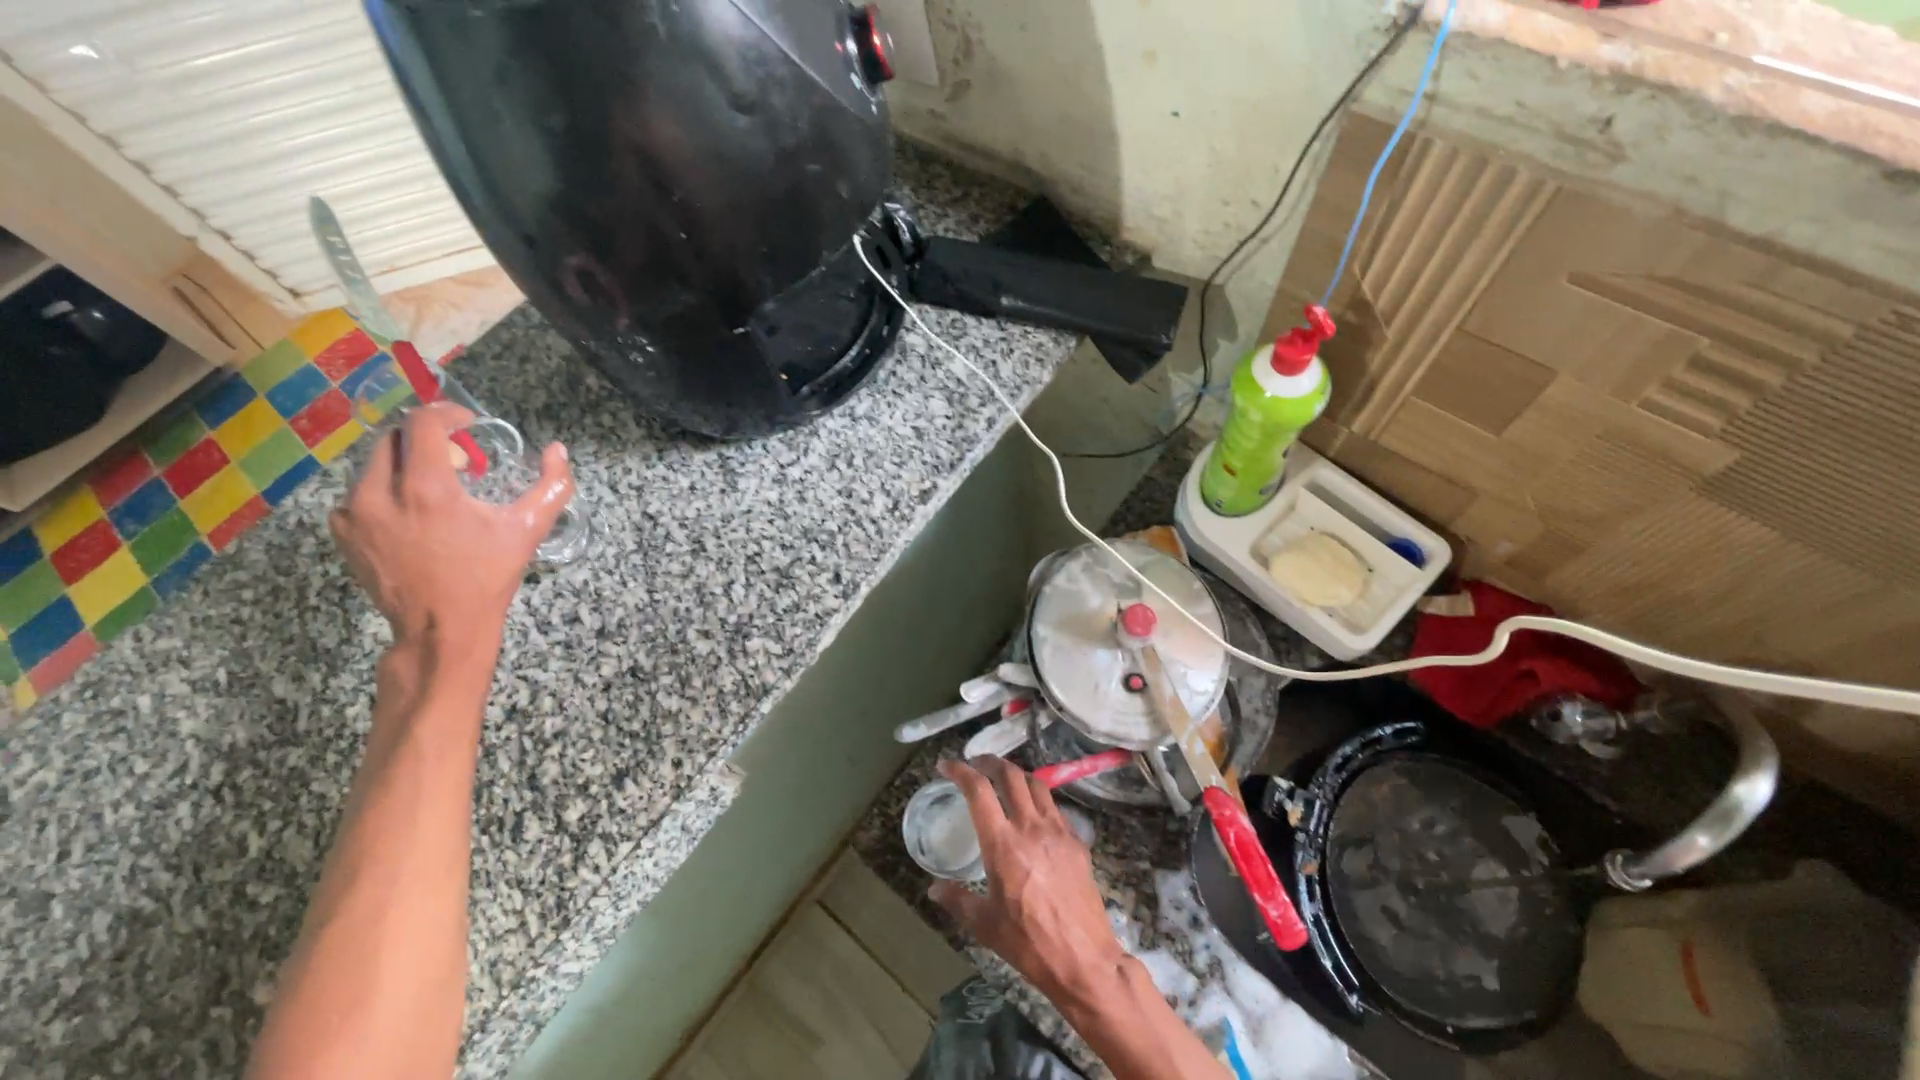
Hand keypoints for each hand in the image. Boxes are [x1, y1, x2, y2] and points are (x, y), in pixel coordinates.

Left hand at [330, 402, 574, 650]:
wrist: (440, 629)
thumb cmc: (487, 578)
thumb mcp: (527, 530)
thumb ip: (552, 486)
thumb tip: (558, 450)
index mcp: (426, 488)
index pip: (423, 422)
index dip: (447, 413)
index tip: (466, 423)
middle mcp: (380, 492)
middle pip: (395, 437)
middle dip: (428, 440)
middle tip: (457, 461)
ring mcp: (356, 514)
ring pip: (374, 463)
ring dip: (405, 464)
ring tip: (433, 488)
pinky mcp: (344, 533)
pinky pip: (358, 493)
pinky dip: (383, 491)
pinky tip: (408, 513)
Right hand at [930, 757, 1126, 1000]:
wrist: (1084, 960)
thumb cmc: (1029, 943)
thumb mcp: (984, 925)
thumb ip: (957, 900)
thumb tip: (934, 888)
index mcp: (1003, 844)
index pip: (979, 790)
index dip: (960, 771)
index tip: (946, 766)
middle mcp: (1031, 828)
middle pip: (1011, 775)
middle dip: (990, 762)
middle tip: (975, 763)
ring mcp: (1059, 833)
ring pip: (1037, 785)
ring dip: (1017, 775)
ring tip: (1004, 780)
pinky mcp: (1078, 844)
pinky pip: (1056, 809)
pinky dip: (1039, 800)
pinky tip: (1034, 815)